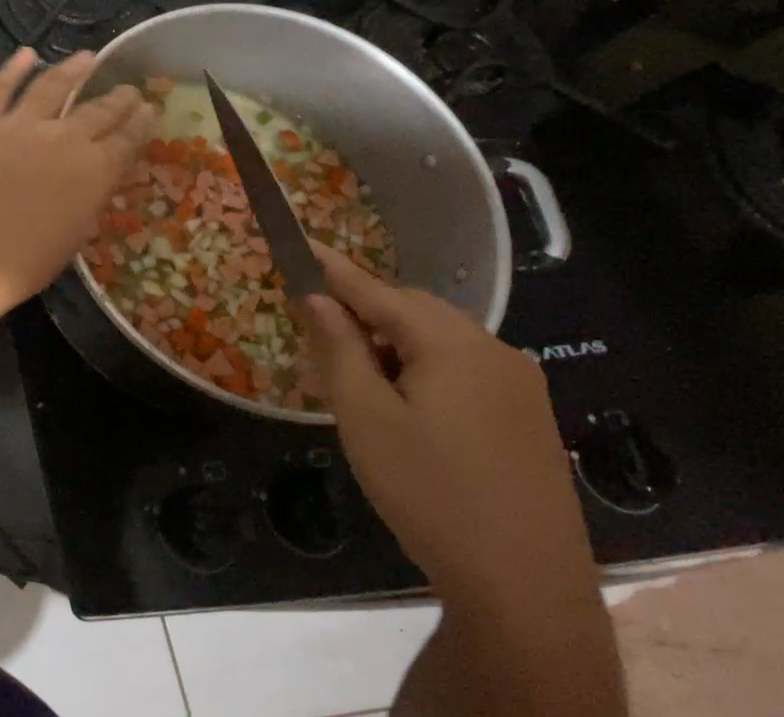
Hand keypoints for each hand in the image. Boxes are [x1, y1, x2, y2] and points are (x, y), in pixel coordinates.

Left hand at [0, 49, 152, 309]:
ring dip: (73, 69)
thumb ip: (90, 196)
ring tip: (87, 58)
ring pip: (53, 85)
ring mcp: (19, 126)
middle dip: (117, 97)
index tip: (149, 110)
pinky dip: (13, 67)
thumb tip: (96, 174)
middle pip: (98, 109)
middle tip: (128, 89)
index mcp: (95, 171)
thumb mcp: (75, 235)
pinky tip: (27, 54)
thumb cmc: (23, 264)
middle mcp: (64, 138)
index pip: (128, 138)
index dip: (141, 122)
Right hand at [295, 247, 596, 599]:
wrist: (523, 581)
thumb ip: (339, 350)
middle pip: (414, 311)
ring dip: (391, 347)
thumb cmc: (428, 490)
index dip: (333, 270)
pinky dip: (421, 371)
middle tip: (316, 339)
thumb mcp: (364, 417)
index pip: (378, 291)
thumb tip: (319, 300)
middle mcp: (494, 351)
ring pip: (439, 342)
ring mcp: (519, 386)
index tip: (299, 243)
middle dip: (363, 314)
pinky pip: (463, 370)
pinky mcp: (527, 418)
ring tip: (353, 384)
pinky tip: (401, 410)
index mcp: (453, 345)